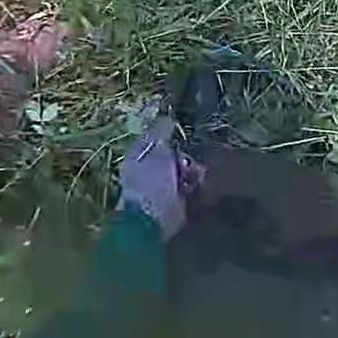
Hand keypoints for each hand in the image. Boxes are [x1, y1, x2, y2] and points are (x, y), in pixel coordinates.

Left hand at [119, 116, 199, 239]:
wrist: (152, 219)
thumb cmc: (150, 182)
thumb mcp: (156, 152)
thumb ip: (161, 133)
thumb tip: (167, 118)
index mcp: (140, 154)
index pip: (157, 139)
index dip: (170, 136)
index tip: (181, 136)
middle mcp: (151, 168)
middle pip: (174, 155)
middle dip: (184, 158)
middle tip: (189, 165)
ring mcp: (163, 185)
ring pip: (185, 171)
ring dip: (193, 172)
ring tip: (195, 178)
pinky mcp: (177, 201)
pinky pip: (190, 187)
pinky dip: (195, 186)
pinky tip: (197, 188)